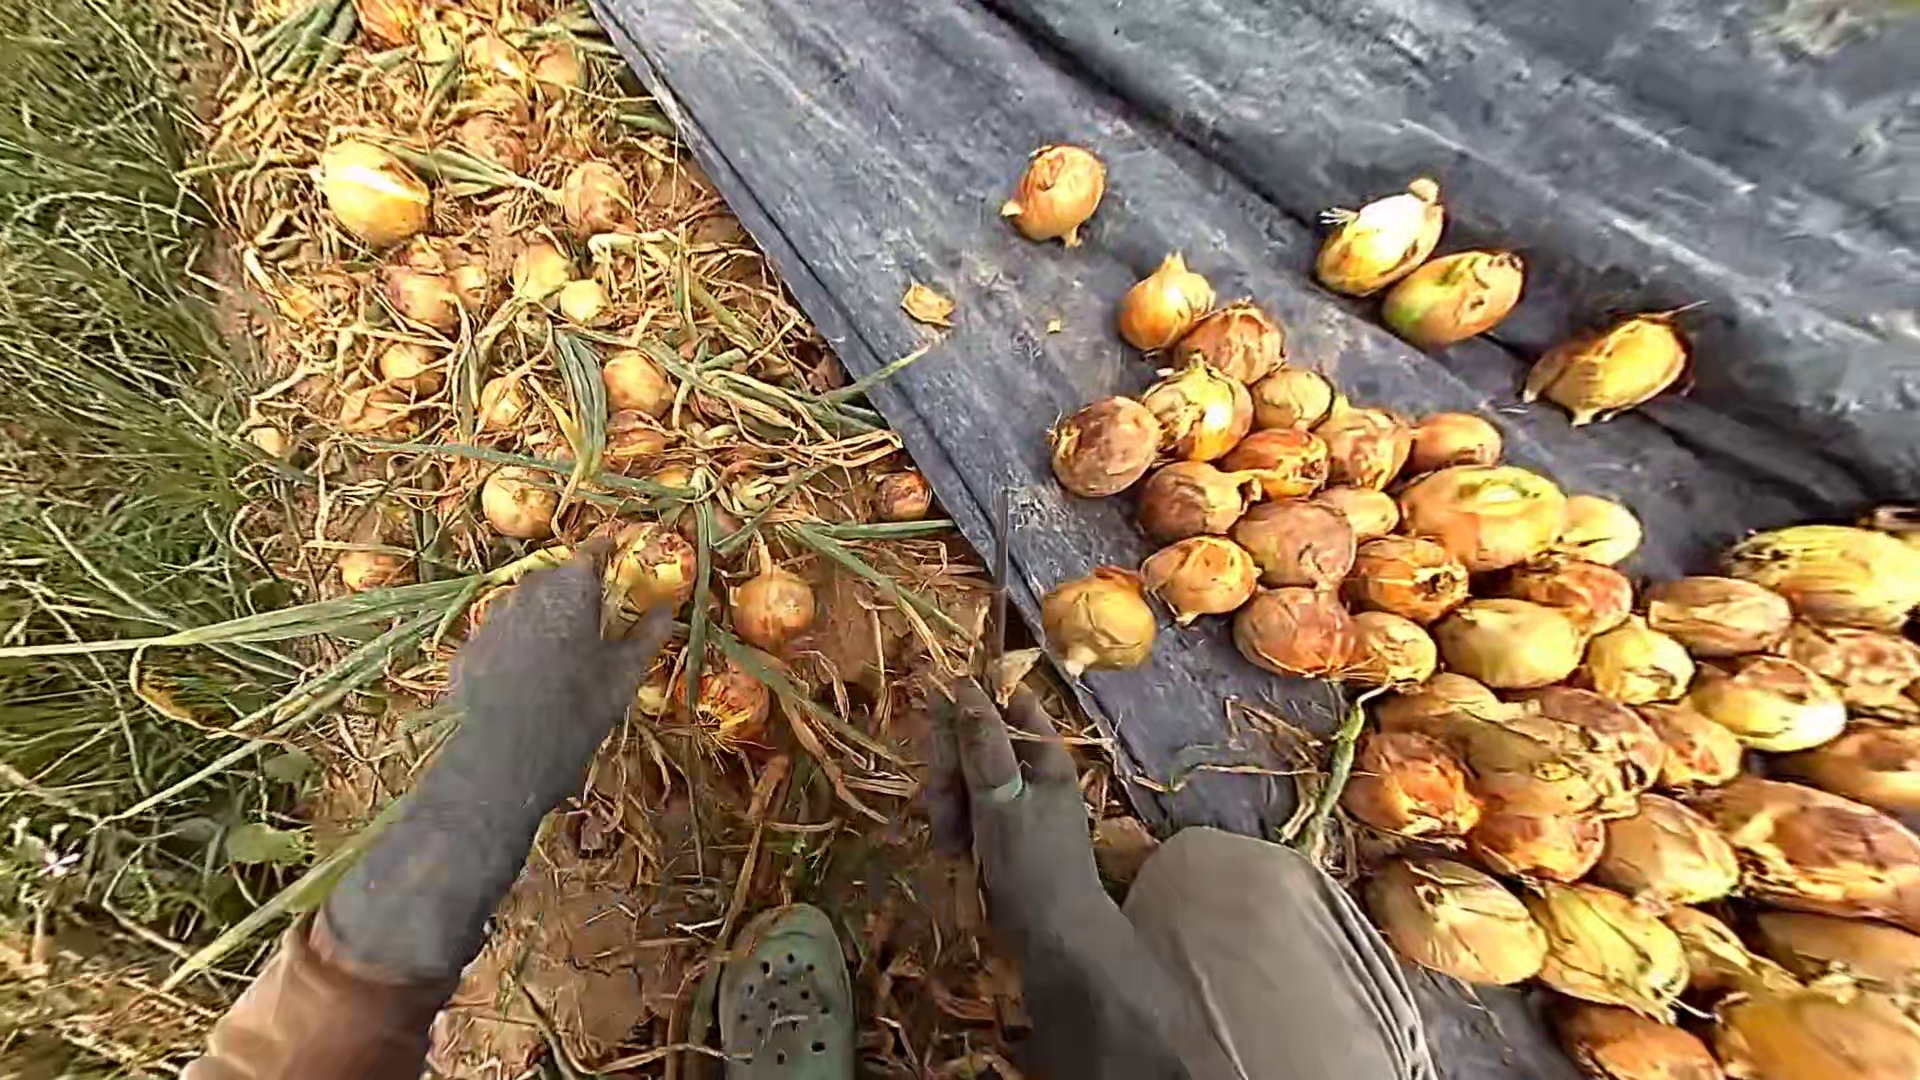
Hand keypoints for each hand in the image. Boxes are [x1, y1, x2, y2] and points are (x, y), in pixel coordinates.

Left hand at [324, 546, 671, 980]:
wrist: (506, 760)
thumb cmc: (580, 707)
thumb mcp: (627, 671)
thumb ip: (647, 633)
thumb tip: (668, 606)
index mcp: (570, 593)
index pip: (590, 552)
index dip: (606, 546)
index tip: (618, 544)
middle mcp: (526, 597)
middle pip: (553, 574)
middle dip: (575, 579)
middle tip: (597, 597)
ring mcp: (490, 624)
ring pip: (522, 601)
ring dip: (545, 606)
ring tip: (564, 631)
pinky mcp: (467, 654)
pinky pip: (499, 631)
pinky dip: (519, 635)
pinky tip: (531, 664)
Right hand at [930, 681, 1107, 941]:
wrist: (1051, 945)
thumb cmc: (1035, 864)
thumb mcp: (1004, 797)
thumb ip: (981, 742)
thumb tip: (965, 685)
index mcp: (1042, 752)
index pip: (1007, 703)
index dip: (974, 701)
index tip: (938, 709)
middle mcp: (1025, 770)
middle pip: (973, 740)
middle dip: (951, 765)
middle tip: (944, 794)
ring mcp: (1007, 800)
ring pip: (960, 776)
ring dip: (946, 802)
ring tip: (952, 838)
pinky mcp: (991, 829)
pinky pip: (960, 809)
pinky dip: (951, 827)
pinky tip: (953, 850)